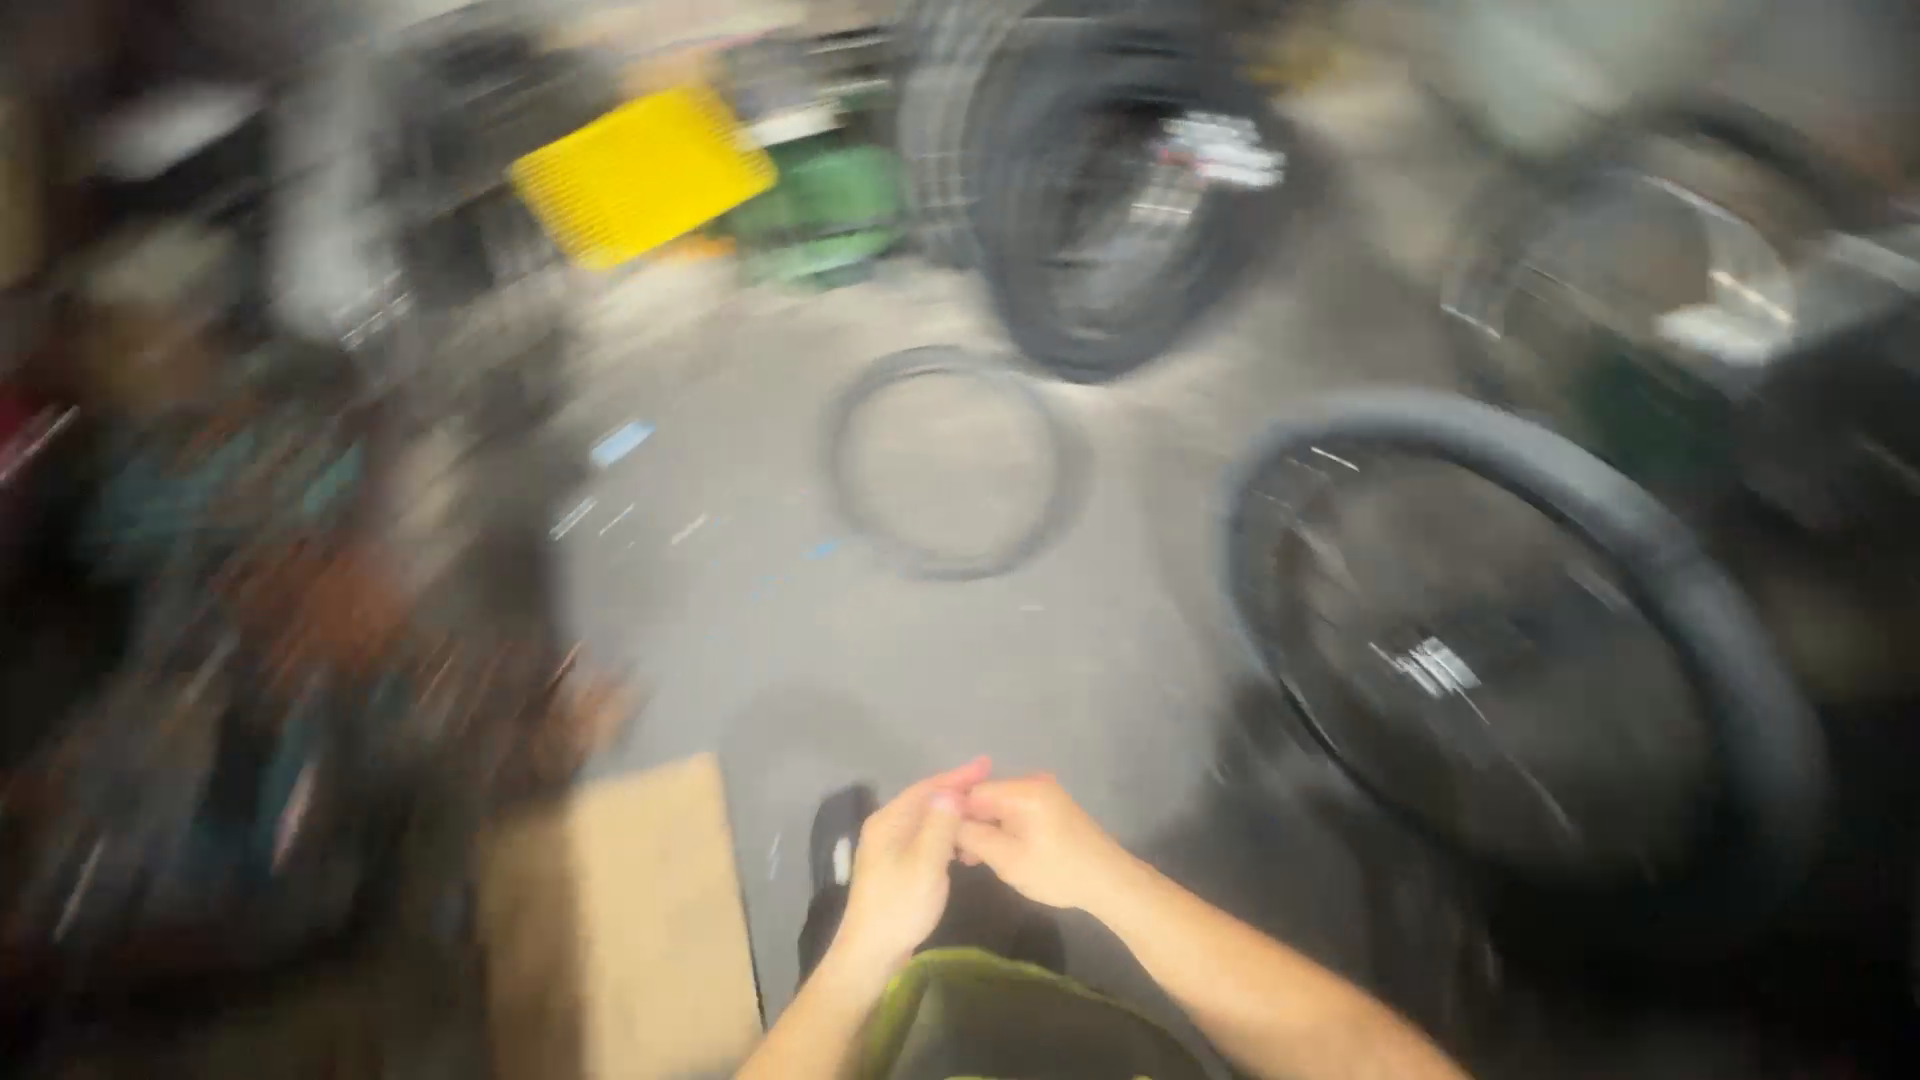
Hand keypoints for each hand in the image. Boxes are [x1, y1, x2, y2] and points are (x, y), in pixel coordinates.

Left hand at [822, 757, 991, 989]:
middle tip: (989, 785)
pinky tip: (961, 842)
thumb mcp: (926, 863)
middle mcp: (885, 827)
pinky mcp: (894, 866)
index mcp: (889, 821)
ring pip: (925, 819)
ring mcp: (887, 848)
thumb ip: (939, 824)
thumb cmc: (899, 906)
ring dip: (952, 813)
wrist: (870, 955)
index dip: (958, 776)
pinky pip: (923, 837)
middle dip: (957, 791)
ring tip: (981, 811)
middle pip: (925, 800)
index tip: (987, 765)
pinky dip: (945, 834)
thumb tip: (952, 791)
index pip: (927, 788)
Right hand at [955, 774, 1133, 910]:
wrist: (1109, 882)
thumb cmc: (1057, 872)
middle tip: (957, 855)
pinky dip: (1003, 828)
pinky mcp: (1050, 806)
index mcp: (1023, 790)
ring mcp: (1044, 793)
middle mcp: (1033, 782)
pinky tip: (994, 851)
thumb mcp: (1008, 860)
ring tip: (972, 858)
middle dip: (969, 822)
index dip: (953, 814)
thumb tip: (945, 820)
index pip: (973, 791)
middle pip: (987, 796)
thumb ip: (974, 836)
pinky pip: (1015, 811)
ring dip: (985, 828)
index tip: (941, 839)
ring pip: (1000, 806)